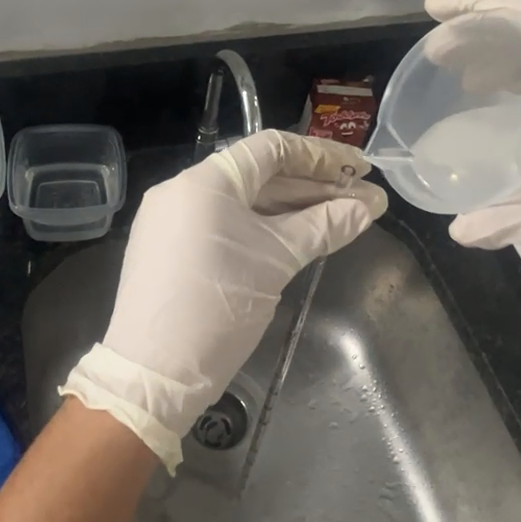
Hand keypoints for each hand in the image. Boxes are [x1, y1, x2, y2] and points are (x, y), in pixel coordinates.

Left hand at [60, 130, 388, 470]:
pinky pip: (224, 223)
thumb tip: (366, 208)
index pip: (272, 148)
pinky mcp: (169, 247)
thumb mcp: (277, 261)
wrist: (154, 373)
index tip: (359, 168)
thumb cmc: (218, 307)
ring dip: (293, 209)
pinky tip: (299, 236)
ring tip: (343, 218)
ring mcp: (172, 219)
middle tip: (364, 199)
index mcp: (206, 180)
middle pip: (260, 174)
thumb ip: (324, 227)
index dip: (321, 156)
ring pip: (243, 202)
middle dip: (315, 187)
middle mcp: (184, 189)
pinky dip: (263, 227)